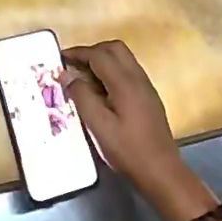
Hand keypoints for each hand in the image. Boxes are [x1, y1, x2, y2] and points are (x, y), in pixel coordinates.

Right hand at [64, 40, 217, 220]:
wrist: (161, 172)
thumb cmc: (127, 150)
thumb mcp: (98, 125)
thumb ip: (81, 96)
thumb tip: (66, 74)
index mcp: (125, 83)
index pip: (99, 55)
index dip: (78, 53)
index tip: (60, 58)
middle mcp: (138, 79)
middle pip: (115, 49)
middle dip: (92, 51)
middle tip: (73, 65)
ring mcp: (146, 87)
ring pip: (123, 59)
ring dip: (102, 60)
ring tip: (83, 77)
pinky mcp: (148, 97)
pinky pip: (128, 71)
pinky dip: (111, 71)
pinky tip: (100, 91)